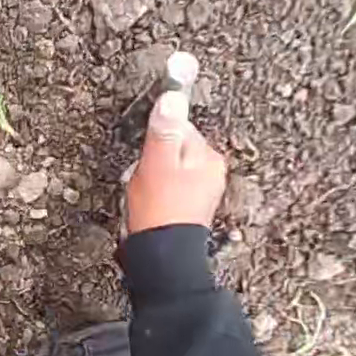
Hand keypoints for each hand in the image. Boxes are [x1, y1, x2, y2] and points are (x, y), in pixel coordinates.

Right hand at [126, 90, 227, 234]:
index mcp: (207, 158)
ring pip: (169, 167)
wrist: (162, 258)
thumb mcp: (156, 164)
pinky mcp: (190, 206)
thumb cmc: (160, 212)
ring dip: (152, 176)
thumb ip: (164, 130)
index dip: (155, 140)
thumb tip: (172, 97)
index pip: (178, 128)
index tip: (146, 156)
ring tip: (145, 195)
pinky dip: (156, 191)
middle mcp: (210, 172)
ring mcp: (202, 190)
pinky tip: (149, 204)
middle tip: (144, 178)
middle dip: (153, 159)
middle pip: (174, 147)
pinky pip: (170, 186)